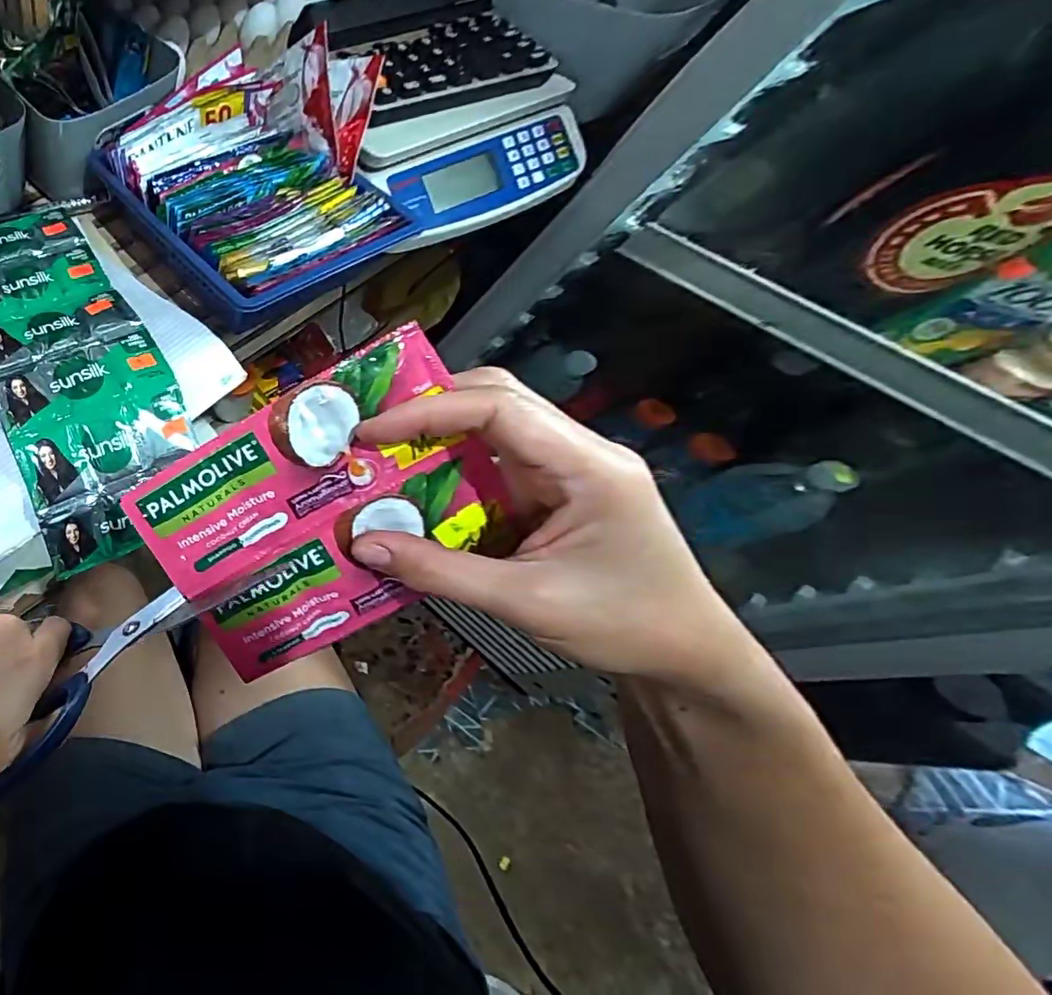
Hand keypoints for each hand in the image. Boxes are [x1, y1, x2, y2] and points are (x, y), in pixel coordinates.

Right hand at [350, 367, 761, 692]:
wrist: (688, 655)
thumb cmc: (624, 624)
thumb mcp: (525, 602)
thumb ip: (440, 571)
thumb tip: (363, 545)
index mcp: (587, 466)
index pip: (498, 409)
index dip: (427, 411)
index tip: (370, 432)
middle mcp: (576, 452)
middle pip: (495, 397)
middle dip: (427, 408)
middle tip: (370, 433)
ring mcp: (565, 467)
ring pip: (491, 422)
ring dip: (435, 432)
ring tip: (382, 451)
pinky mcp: (550, 488)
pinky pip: (492, 458)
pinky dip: (448, 463)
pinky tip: (416, 482)